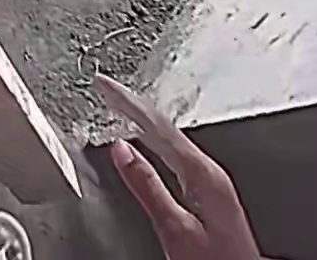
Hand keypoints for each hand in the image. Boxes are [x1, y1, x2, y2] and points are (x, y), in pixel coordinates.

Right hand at [97, 74, 260, 259]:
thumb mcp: (176, 231)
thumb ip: (148, 187)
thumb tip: (120, 149)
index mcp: (203, 173)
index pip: (156, 125)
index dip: (127, 102)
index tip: (105, 85)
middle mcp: (210, 173)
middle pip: (164, 128)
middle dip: (132, 106)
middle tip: (107, 90)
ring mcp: (212, 184)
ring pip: (169, 140)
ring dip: (142, 121)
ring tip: (120, 107)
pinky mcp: (210, 197)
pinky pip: (174, 154)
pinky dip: (153, 140)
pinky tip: (147, 143)